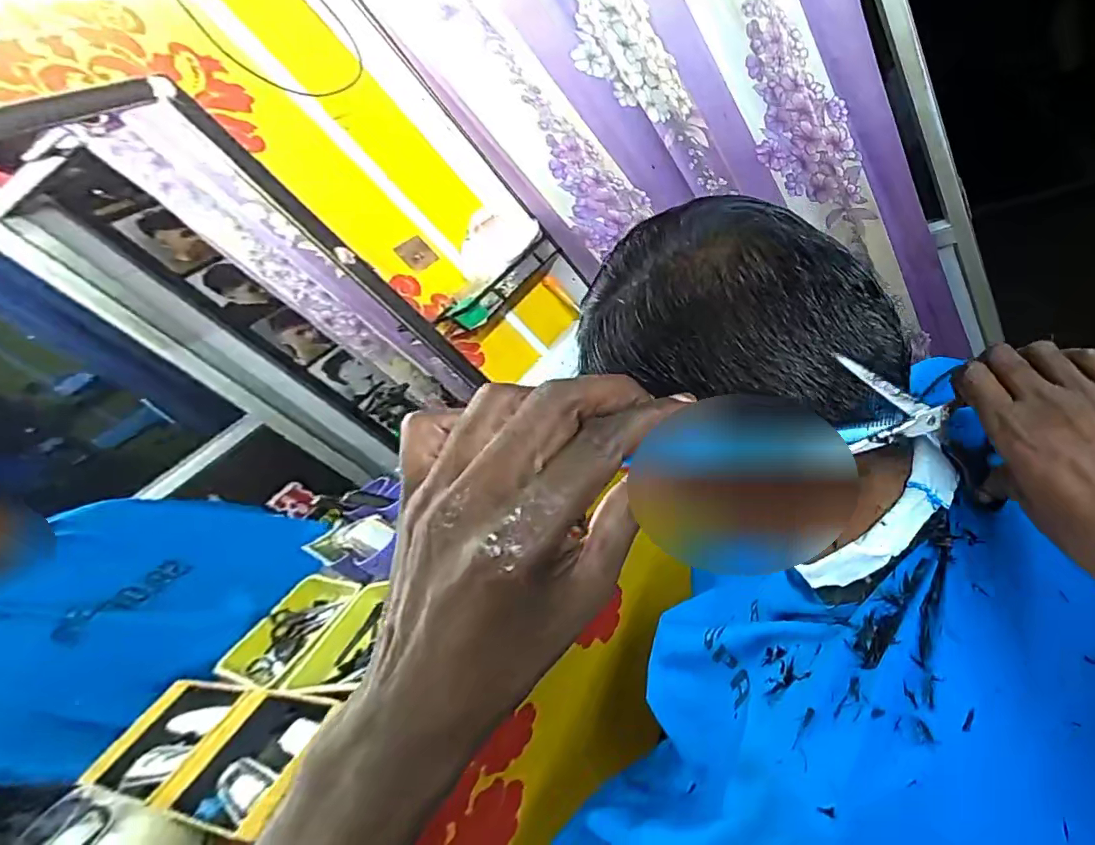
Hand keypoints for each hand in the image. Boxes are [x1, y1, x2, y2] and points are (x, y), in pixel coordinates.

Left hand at [363, 377, 687, 759]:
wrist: (419, 700)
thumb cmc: (511, 656)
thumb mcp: (589, 593)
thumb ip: (628, 517)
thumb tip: (666, 461)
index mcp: (523, 533)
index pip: (600, 445)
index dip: (651, 419)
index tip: (683, 410)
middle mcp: (473, 495)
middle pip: (553, 404)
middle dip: (612, 393)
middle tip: (644, 407)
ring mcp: (434, 486)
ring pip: (501, 398)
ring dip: (556, 397)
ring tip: (587, 417)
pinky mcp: (411, 486)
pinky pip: (439, 419)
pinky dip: (483, 414)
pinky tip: (510, 433)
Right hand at [954, 342, 1094, 605]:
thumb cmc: (1094, 537)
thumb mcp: (1038, 513)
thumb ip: (1010, 481)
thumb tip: (993, 477)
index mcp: (1015, 432)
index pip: (974, 378)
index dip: (964, 382)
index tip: (968, 396)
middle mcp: (1043, 402)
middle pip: (1001, 355)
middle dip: (990, 367)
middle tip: (997, 388)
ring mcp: (1086, 392)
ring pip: (1040, 349)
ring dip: (1027, 361)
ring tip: (1034, 381)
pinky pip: (1086, 356)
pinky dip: (1069, 361)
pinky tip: (1072, 380)